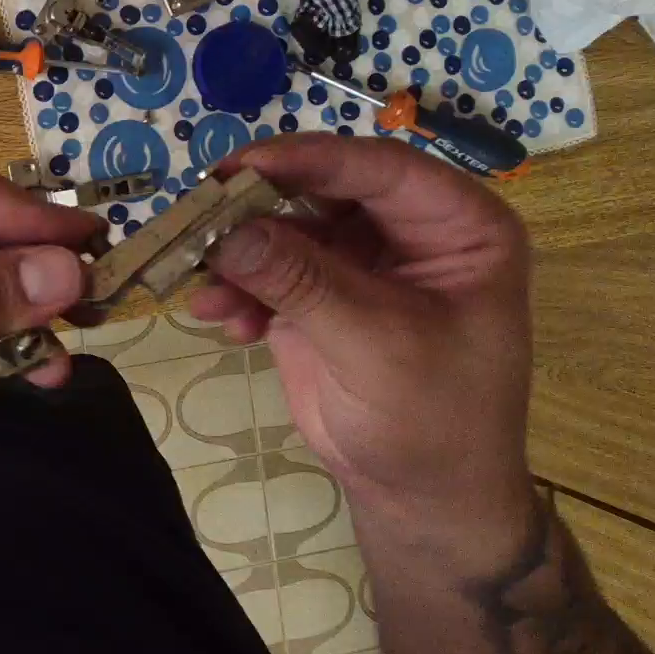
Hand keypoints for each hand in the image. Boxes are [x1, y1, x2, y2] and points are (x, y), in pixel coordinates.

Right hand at [187, 135, 534, 529]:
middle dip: (257, 205)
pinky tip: (220, 318)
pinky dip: (237, 291)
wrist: (418, 494)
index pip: (380, 169)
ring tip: (199, 278)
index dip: (310, 159)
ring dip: (236, 254)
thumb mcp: (375, 345)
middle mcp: (402, 232)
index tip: (239, 165)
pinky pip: (264, 271)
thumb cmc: (432, 419)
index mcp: (454, 226)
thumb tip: (224, 232)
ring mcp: (352, 262)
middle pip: (319, 191)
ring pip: (281, 229)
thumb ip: (302, 282)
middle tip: (199, 210)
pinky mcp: (312, 294)